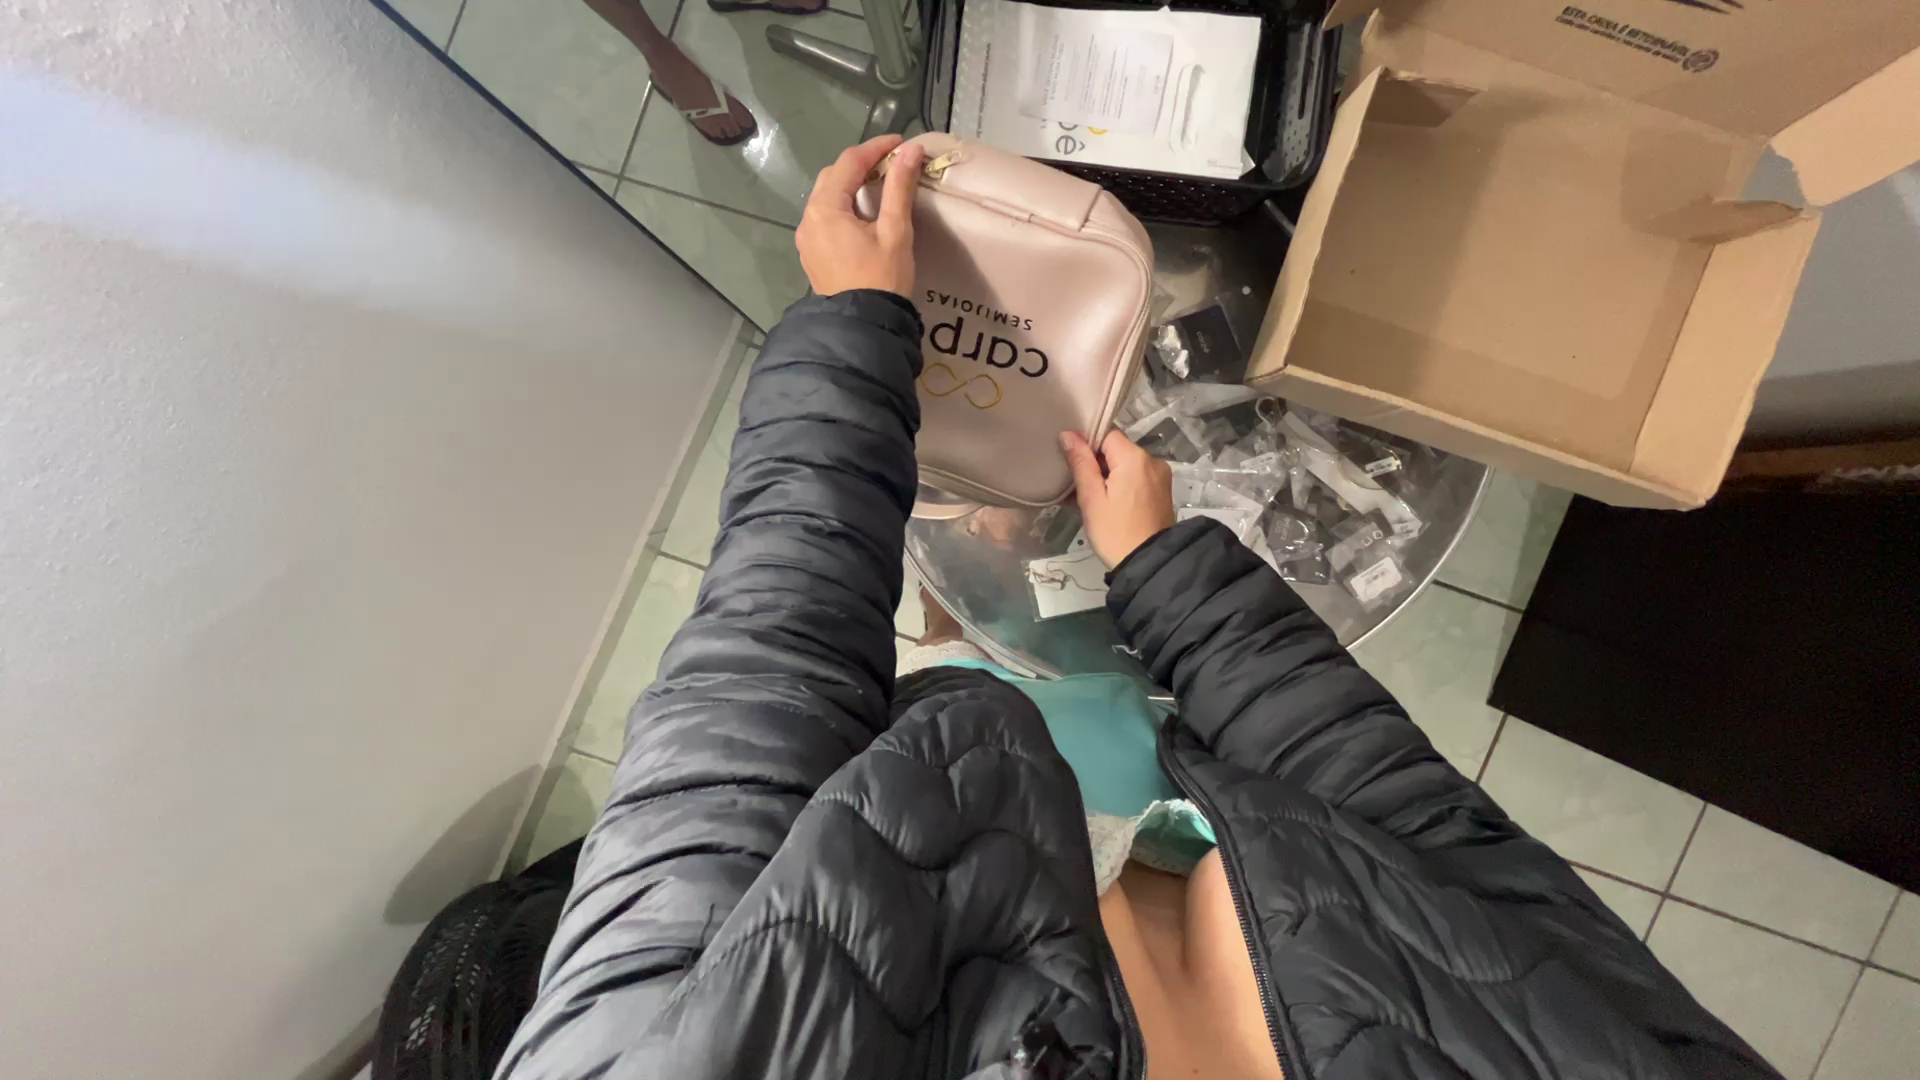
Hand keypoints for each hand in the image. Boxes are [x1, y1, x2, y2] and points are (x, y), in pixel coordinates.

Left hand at [796, 134, 923, 298]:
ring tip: (880, 188)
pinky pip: (826, 221)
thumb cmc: (882, 280)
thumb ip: (900, 188)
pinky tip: (864, 216)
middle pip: (832, 178)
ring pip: (827, 199)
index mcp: (825, 209)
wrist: (864, 328)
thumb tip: (910, 151)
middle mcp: (808, 220)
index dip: (876, 148)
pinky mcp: (813, 257)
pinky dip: (844, 209)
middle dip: (861, 166)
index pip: (849, 162)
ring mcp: (807, 240)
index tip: (902, 144)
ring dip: (851, 187)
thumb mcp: (895, 232)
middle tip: (891, 165)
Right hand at [1061, 429, 1173, 567]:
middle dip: (1096, 461)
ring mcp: (1160, 476)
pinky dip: (1121, 483)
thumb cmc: (1115, 532)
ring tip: (1090, 495)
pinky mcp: (1162, 490)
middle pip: (1117, 448)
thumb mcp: (1091, 498)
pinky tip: (1108, 502)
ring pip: (1127, 464)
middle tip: (1076, 482)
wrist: (1149, 563)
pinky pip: (1137, 477)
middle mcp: (1152, 460)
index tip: (1071, 460)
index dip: (1087, 443)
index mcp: (1135, 457)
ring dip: (1108, 474)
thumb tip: (1069, 434)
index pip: (1107, 434)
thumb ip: (1081, 463)